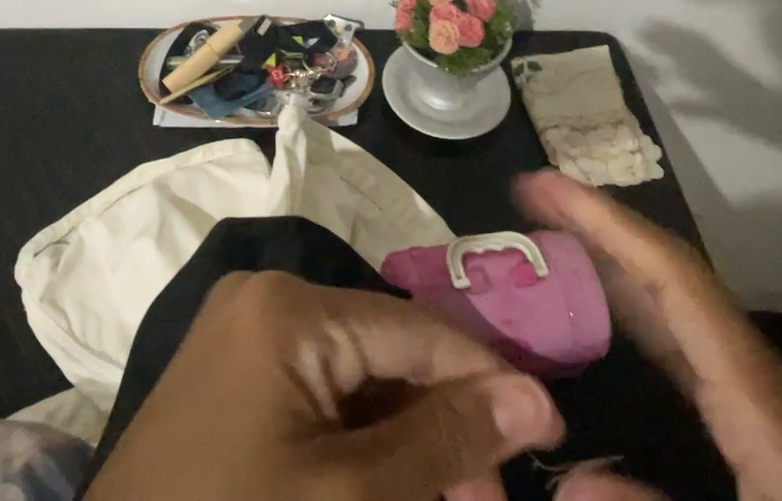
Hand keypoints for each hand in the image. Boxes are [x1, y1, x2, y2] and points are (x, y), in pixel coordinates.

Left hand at [84, 270, 565, 500]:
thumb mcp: (354, 494)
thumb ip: (447, 438)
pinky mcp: (232, 374)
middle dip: (444, 426)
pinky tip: (390, 483)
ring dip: (407, 440)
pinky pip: (318, 394)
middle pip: (387, 354)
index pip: (417, 330)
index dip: (489, 379)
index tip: (550, 430)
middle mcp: (265, 300)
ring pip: (357, 379)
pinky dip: (359, 440)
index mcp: (289, 306)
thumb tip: (535, 397)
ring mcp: (242, 335)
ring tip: (452, 500)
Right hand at [515, 172, 781, 500]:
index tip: (549, 188)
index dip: (610, 228)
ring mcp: (764, 396)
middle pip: (672, 277)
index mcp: (758, 399)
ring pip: (681, 306)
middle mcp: (759, 377)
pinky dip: (641, 312)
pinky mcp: (766, 421)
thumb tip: (566, 483)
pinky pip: (689, 342)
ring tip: (555, 238)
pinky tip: (613, 316)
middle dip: (601, 228)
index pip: (675, 282)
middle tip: (531, 198)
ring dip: (618, 263)